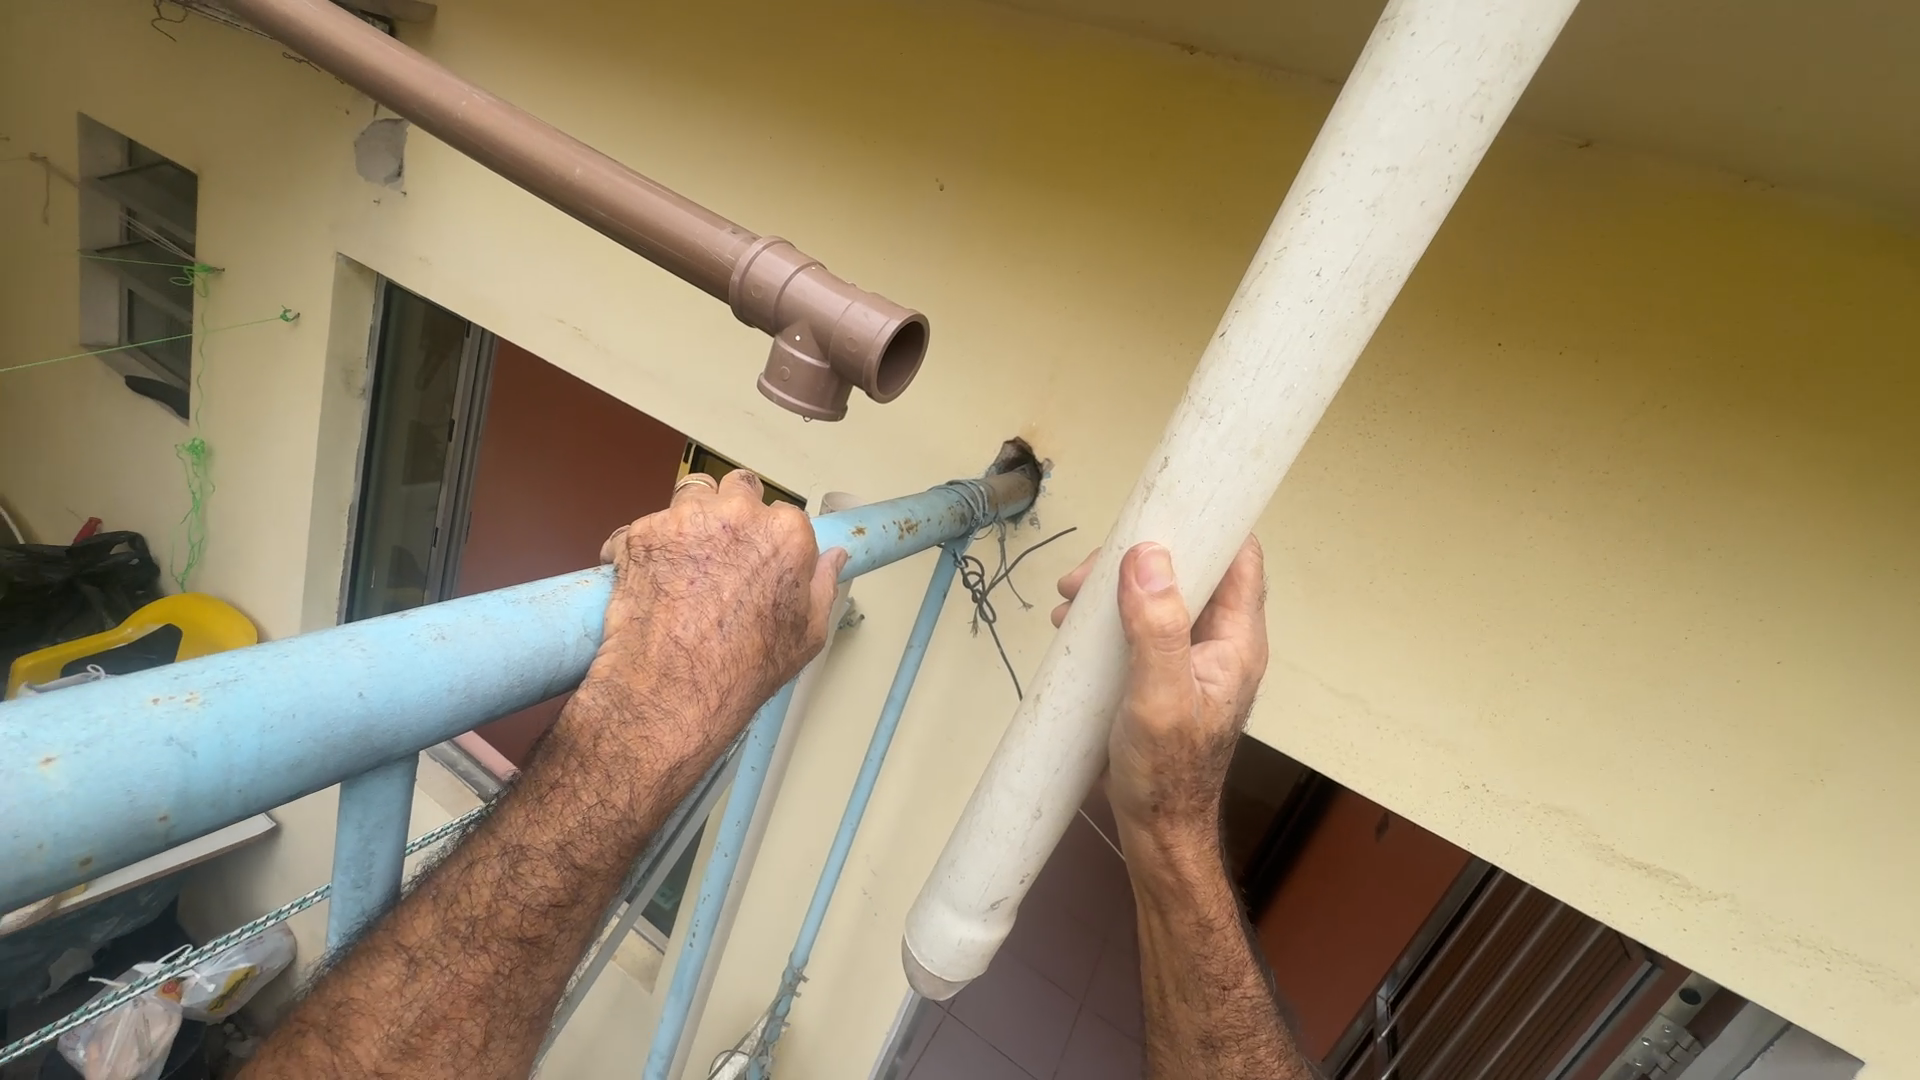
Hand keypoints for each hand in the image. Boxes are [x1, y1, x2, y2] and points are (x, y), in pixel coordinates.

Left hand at [586, 470, 846, 760]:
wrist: (674, 690)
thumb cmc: (743, 667)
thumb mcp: (808, 634)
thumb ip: (824, 585)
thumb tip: (834, 559)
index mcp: (786, 534)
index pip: (784, 513)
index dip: (771, 536)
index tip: (760, 556)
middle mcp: (739, 514)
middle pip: (738, 488)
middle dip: (732, 511)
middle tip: (722, 548)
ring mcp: (686, 519)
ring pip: (691, 496)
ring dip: (691, 519)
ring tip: (686, 558)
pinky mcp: (642, 532)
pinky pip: (644, 527)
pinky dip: (647, 547)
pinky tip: (653, 578)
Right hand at [1053, 537, 1268, 842]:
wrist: (1154, 829)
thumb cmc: (1166, 774)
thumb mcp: (1159, 699)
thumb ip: (1158, 628)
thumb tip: (1146, 557)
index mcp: (1236, 640)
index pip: (1239, 557)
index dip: (1205, 524)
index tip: (1154, 512)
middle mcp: (1216, 640)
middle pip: (1187, 569)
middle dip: (1137, 559)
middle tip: (1086, 576)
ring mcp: (1186, 654)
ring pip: (1156, 593)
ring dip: (1112, 588)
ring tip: (1070, 602)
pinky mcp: (1158, 668)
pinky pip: (1136, 622)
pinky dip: (1105, 616)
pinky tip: (1073, 627)